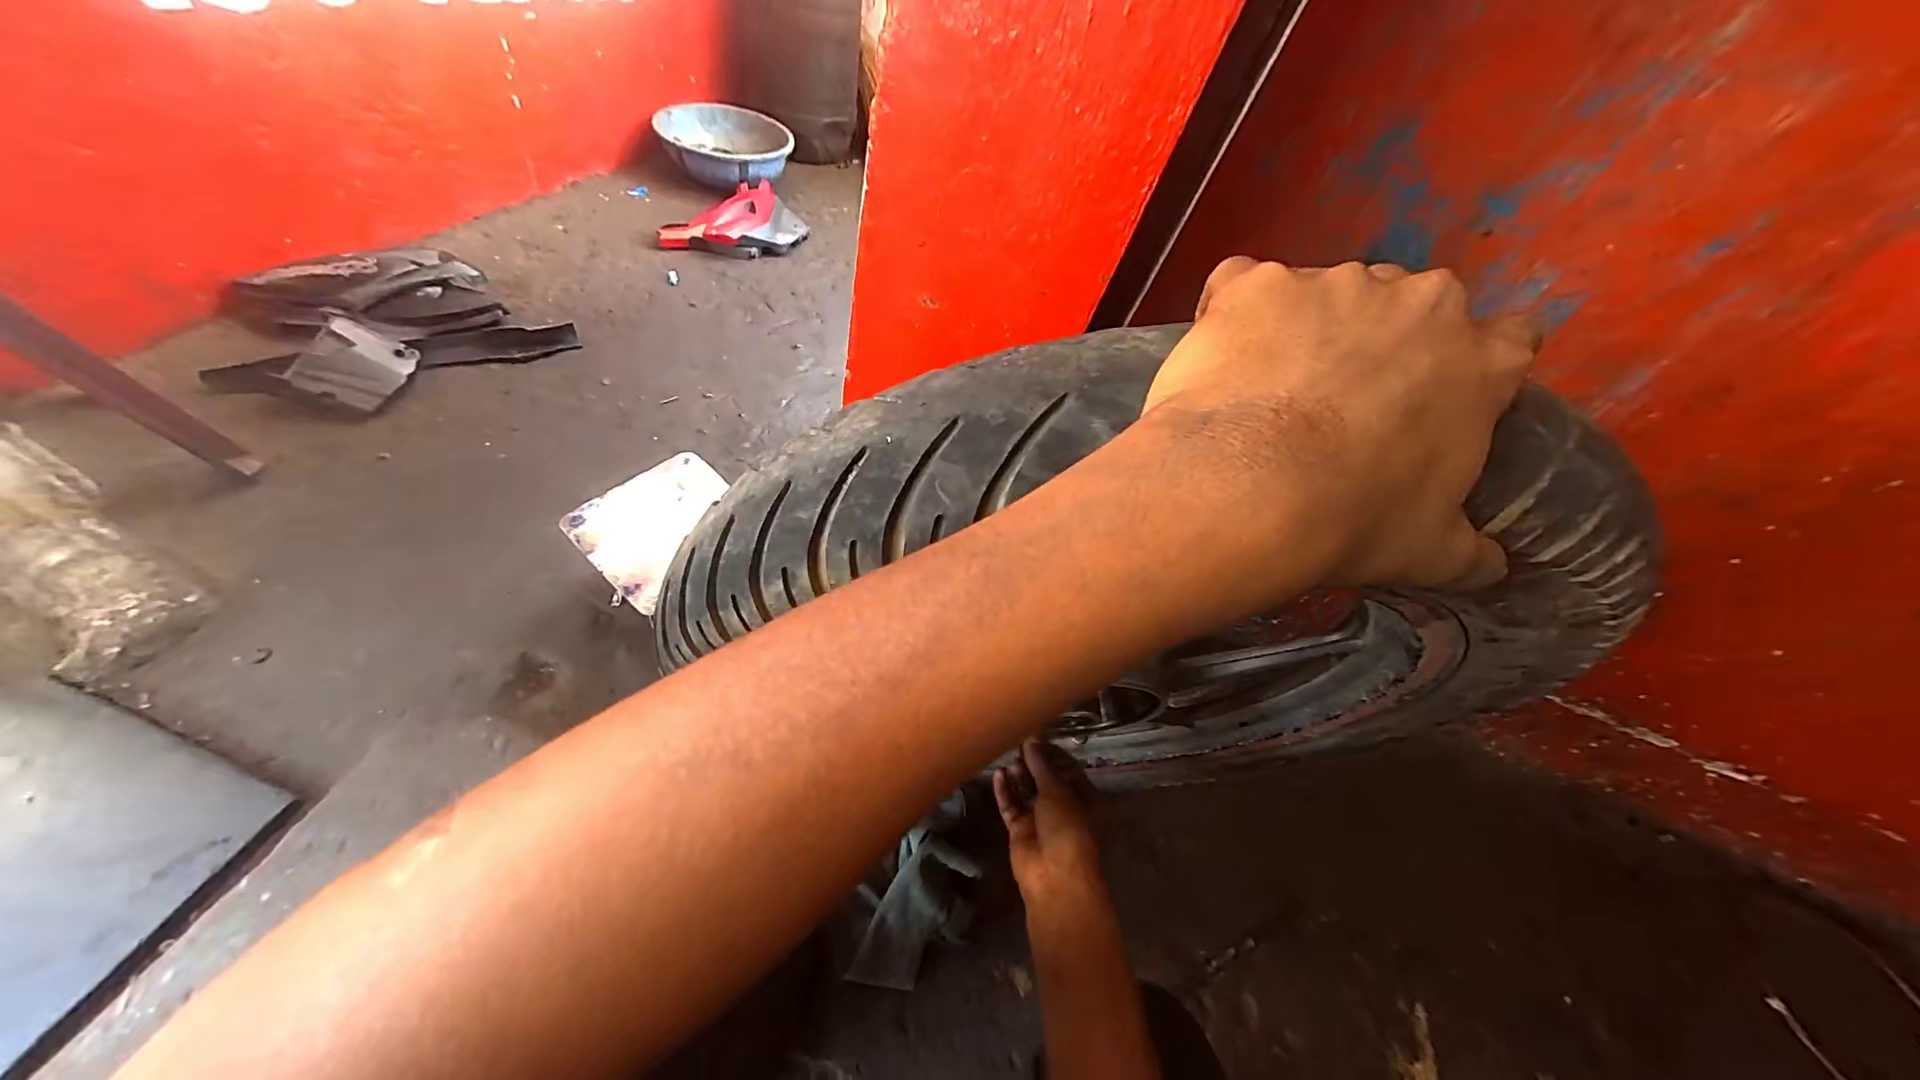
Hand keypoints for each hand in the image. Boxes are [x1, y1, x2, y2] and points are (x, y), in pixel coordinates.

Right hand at [994, 740, 1102, 902]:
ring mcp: (1038, 819)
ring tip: (1006, 754)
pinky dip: (1004, 791)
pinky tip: (998, 774)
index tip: (1036, 735)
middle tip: (1016, 741)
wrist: (1053, 876)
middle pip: (1043, 780)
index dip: (1051, 754)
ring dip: (1017, 775)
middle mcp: (1059, 808)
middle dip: (1031, 763)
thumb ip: (1041, 765)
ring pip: (1025, 792)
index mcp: (1079, 798)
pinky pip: (1010, 805)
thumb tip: (1031, 740)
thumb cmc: (1066, 828)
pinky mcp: (1019, 830)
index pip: (1065, 770)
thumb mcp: (1056, 792)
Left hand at [1140, 258, 1536, 590]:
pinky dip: (1230, 310)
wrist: (1247, 490)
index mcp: (1477, 359)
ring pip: (1322, 295)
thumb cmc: (1348, 522)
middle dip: (1373, 345)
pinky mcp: (1254, 286)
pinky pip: (1241, 284)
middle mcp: (1414, 302)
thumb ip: (1467, 551)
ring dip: (1298, 328)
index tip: (1424, 397)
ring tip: (1258, 389)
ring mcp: (1330, 283)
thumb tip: (1491, 566)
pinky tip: (1215, 354)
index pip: (1504, 340)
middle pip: (1404, 309)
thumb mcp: (1425, 551)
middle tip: (1326, 401)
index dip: (1464, 366)